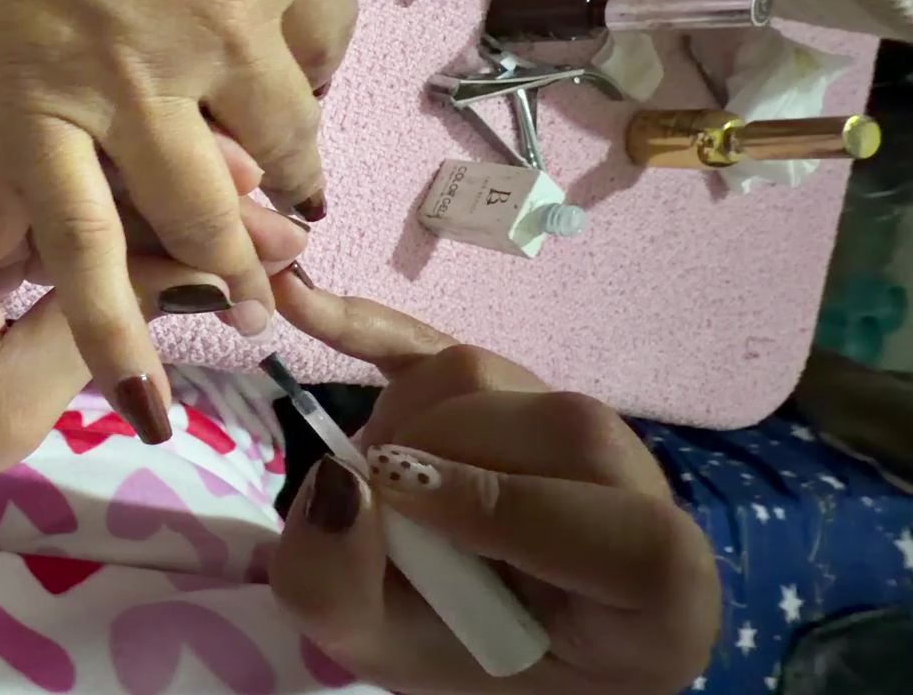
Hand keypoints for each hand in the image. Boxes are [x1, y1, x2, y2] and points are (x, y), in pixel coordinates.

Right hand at [0, 0, 464, 436]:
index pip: (326, 32)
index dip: (309, 57)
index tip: (285, 70)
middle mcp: (217, 29)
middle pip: (278, 135)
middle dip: (285, 175)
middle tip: (280, 205)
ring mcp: (122, 82)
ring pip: (196, 206)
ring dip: (226, 258)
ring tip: (246, 303)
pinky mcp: (26, 109)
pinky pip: (79, 242)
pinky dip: (111, 324)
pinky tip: (142, 391)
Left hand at [0, 108, 307, 518]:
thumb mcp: (15, 392)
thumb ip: (110, 317)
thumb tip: (210, 268)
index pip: (83, 135)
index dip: (179, 158)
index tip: (266, 200)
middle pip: (83, 145)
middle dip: (179, 190)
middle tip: (276, 237)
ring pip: (70, 171)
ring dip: (148, 212)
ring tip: (240, 254)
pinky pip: (39, 200)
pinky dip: (101, 230)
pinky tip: (168, 256)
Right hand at [266, 277, 720, 694]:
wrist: (436, 601)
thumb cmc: (433, 640)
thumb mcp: (372, 644)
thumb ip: (339, 585)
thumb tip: (337, 479)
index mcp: (650, 604)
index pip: (637, 541)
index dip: (513, 507)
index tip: (401, 496)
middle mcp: (634, 496)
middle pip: (558, 428)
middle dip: (439, 449)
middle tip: (379, 491)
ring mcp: (559, 424)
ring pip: (485, 372)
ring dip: (402, 412)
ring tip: (377, 469)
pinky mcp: (492, 380)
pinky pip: (426, 337)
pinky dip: (359, 323)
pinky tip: (301, 306)